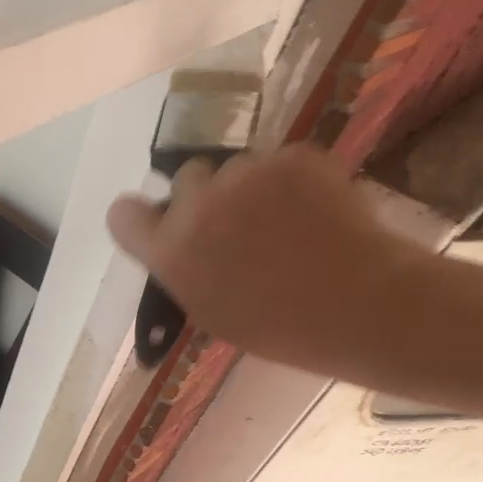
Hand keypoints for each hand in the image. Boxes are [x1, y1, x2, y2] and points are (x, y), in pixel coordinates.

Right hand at [106, 144, 433, 379]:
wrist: (359, 302)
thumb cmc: (277, 326)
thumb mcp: (208, 309)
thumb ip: (183, 268)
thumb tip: (182, 245)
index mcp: (170, 251)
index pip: (123, 215)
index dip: (142, 217)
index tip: (161, 225)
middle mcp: (198, 204)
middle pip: (188, 177)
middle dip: (206, 196)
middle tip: (238, 226)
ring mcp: (247, 174)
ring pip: (238, 167)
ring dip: (252, 186)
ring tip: (286, 222)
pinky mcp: (293, 156)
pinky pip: (281, 160)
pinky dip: (293, 180)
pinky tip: (314, 210)